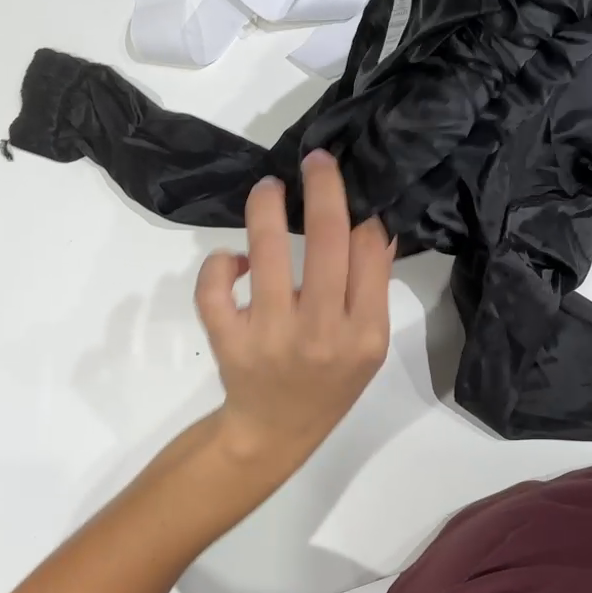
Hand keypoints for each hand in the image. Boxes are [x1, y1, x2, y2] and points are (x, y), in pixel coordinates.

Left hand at [196, 149, 393, 468]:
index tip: (354, 196)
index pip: (369, 253)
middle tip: (316, 159)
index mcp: (364, 335)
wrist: (275, 433)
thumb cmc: (329, 386)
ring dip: (266, 207)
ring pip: (267, 252)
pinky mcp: (229, 342)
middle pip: (327, 240)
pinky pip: (215, 288)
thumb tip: (376, 228)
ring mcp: (271, 337)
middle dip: (323, 187)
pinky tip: (234, 259)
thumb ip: (373, 291)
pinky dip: (220, 263)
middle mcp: (322, 333)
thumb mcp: (368, 347)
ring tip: (269, 187)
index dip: (362, 215)